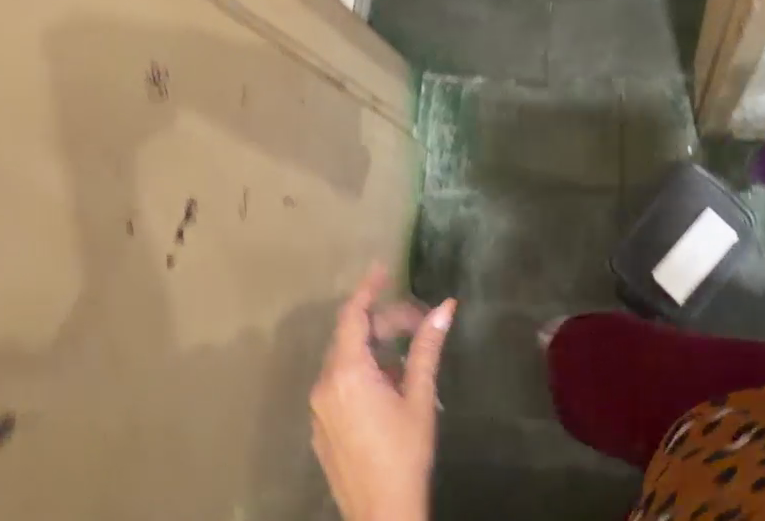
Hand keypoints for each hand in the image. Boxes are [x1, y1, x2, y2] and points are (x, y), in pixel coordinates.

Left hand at [310, 264, 454, 520]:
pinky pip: (340, 384)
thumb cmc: (404, 452)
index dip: (367, 289)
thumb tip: (445, 306)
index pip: (352, 317)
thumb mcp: (420, 397)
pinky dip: (364, 371)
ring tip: (410, 356)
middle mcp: (325, 386)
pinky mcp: (322, 427)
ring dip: (375, 348)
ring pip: (345, 360)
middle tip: (418, 320)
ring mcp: (319, 409)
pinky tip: (391, 385)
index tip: (382, 267)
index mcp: (347, 374)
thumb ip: (427, 348)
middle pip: (349, 336)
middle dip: (382, 321)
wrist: (381, 512)